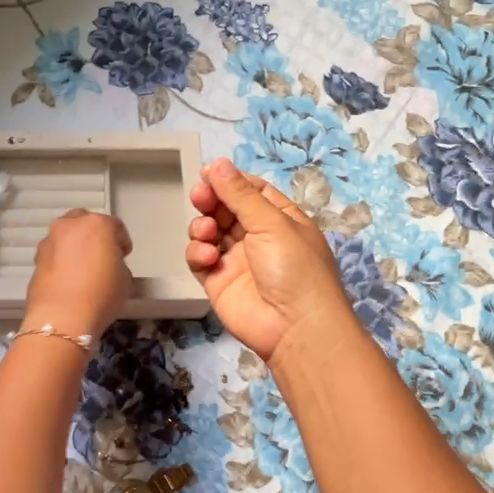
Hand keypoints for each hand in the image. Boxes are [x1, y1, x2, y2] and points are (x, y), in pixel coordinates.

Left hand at [25, 209, 133, 337]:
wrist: (62, 317)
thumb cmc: (101, 294)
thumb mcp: (125, 278)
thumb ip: (117, 263)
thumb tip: (107, 265)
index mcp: (97, 224)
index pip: (115, 226)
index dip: (122, 242)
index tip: (123, 257)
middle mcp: (70, 225)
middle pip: (85, 222)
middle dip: (93, 235)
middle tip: (101, 257)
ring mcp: (49, 241)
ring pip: (65, 237)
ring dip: (74, 246)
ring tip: (81, 269)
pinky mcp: (36, 259)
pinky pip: (54, 254)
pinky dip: (61, 260)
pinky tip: (67, 280)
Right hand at [186, 159, 351, 360]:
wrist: (295, 329)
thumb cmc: (295, 269)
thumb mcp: (272, 224)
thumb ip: (240, 194)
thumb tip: (217, 163)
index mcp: (280, 219)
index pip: (252, 191)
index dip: (230, 181)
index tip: (208, 173)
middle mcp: (258, 237)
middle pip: (226, 208)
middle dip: (211, 200)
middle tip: (200, 196)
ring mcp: (236, 260)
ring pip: (210, 231)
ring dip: (203, 225)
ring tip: (206, 231)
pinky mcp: (218, 281)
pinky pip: (200, 258)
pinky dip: (198, 253)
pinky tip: (207, 257)